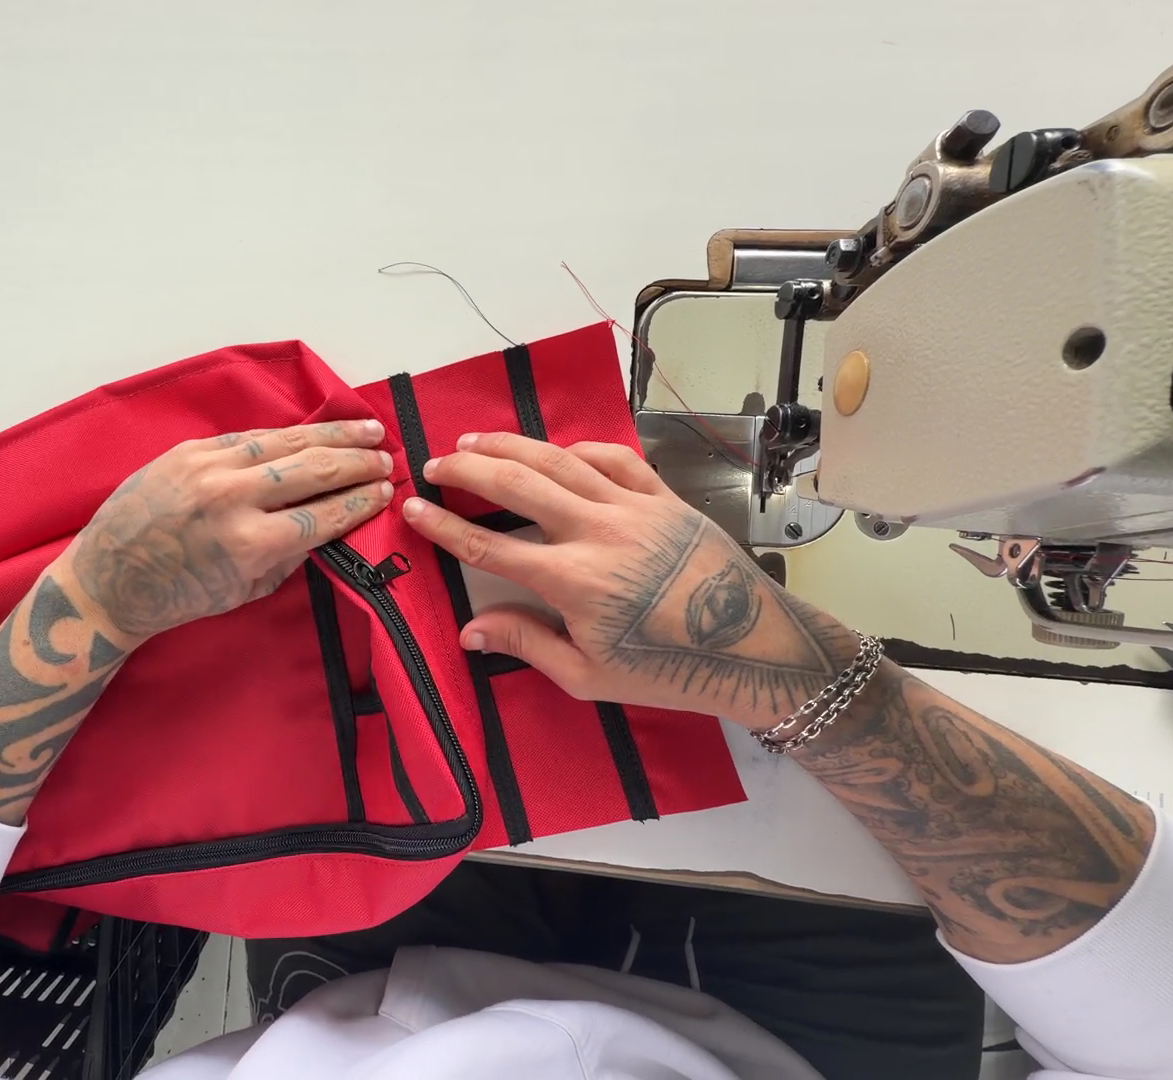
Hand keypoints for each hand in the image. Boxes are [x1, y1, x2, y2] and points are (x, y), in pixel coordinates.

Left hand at [68, 420, 395, 639]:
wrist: (110, 579)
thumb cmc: (180, 596)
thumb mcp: (245, 590)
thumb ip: (289, 555)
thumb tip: (329, 524)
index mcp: (250, 544)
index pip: (325, 515)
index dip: (361, 502)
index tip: (386, 492)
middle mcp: (233, 498)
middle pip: (314, 469)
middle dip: (357, 462)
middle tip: (387, 457)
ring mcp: (209, 467)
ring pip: (286, 441)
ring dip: (333, 435)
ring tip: (367, 429)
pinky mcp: (189, 450)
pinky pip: (250, 436)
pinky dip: (286, 434)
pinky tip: (313, 431)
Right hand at [401, 432, 857, 727]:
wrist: (760, 652)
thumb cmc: (667, 672)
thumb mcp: (588, 675)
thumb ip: (526, 644)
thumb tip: (468, 630)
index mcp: (573, 581)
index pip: (488, 545)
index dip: (443, 525)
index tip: (412, 507)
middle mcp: (596, 532)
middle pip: (516, 485)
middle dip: (466, 468)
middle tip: (434, 462)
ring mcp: (633, 507)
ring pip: (559, 461)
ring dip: (511, 446)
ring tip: (474, 440)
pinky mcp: (664, 497)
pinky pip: (614, 457)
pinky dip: (577, 449)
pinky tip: (555, 451)